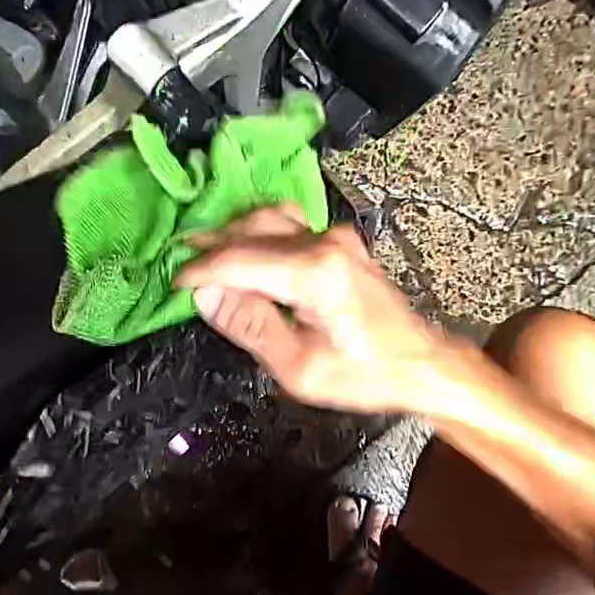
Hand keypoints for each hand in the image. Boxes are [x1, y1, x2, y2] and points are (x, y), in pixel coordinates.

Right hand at [177, 204, 455, 413]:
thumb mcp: (299, 368)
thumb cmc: (364, 375)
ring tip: (204, 255)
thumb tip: (206, 296)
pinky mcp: (340, 242)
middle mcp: (324, 243)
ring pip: (269, 220)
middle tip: (179, 264)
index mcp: (314, 273)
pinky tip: (243, 250)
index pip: (238, 260)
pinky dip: (258, 235)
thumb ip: (250, 326)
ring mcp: (335, 237)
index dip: (199, 271)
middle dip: (211, 248)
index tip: (174, 284)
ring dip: (233, 235)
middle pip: (250, 231)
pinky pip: (288, 226)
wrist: (419, 363)